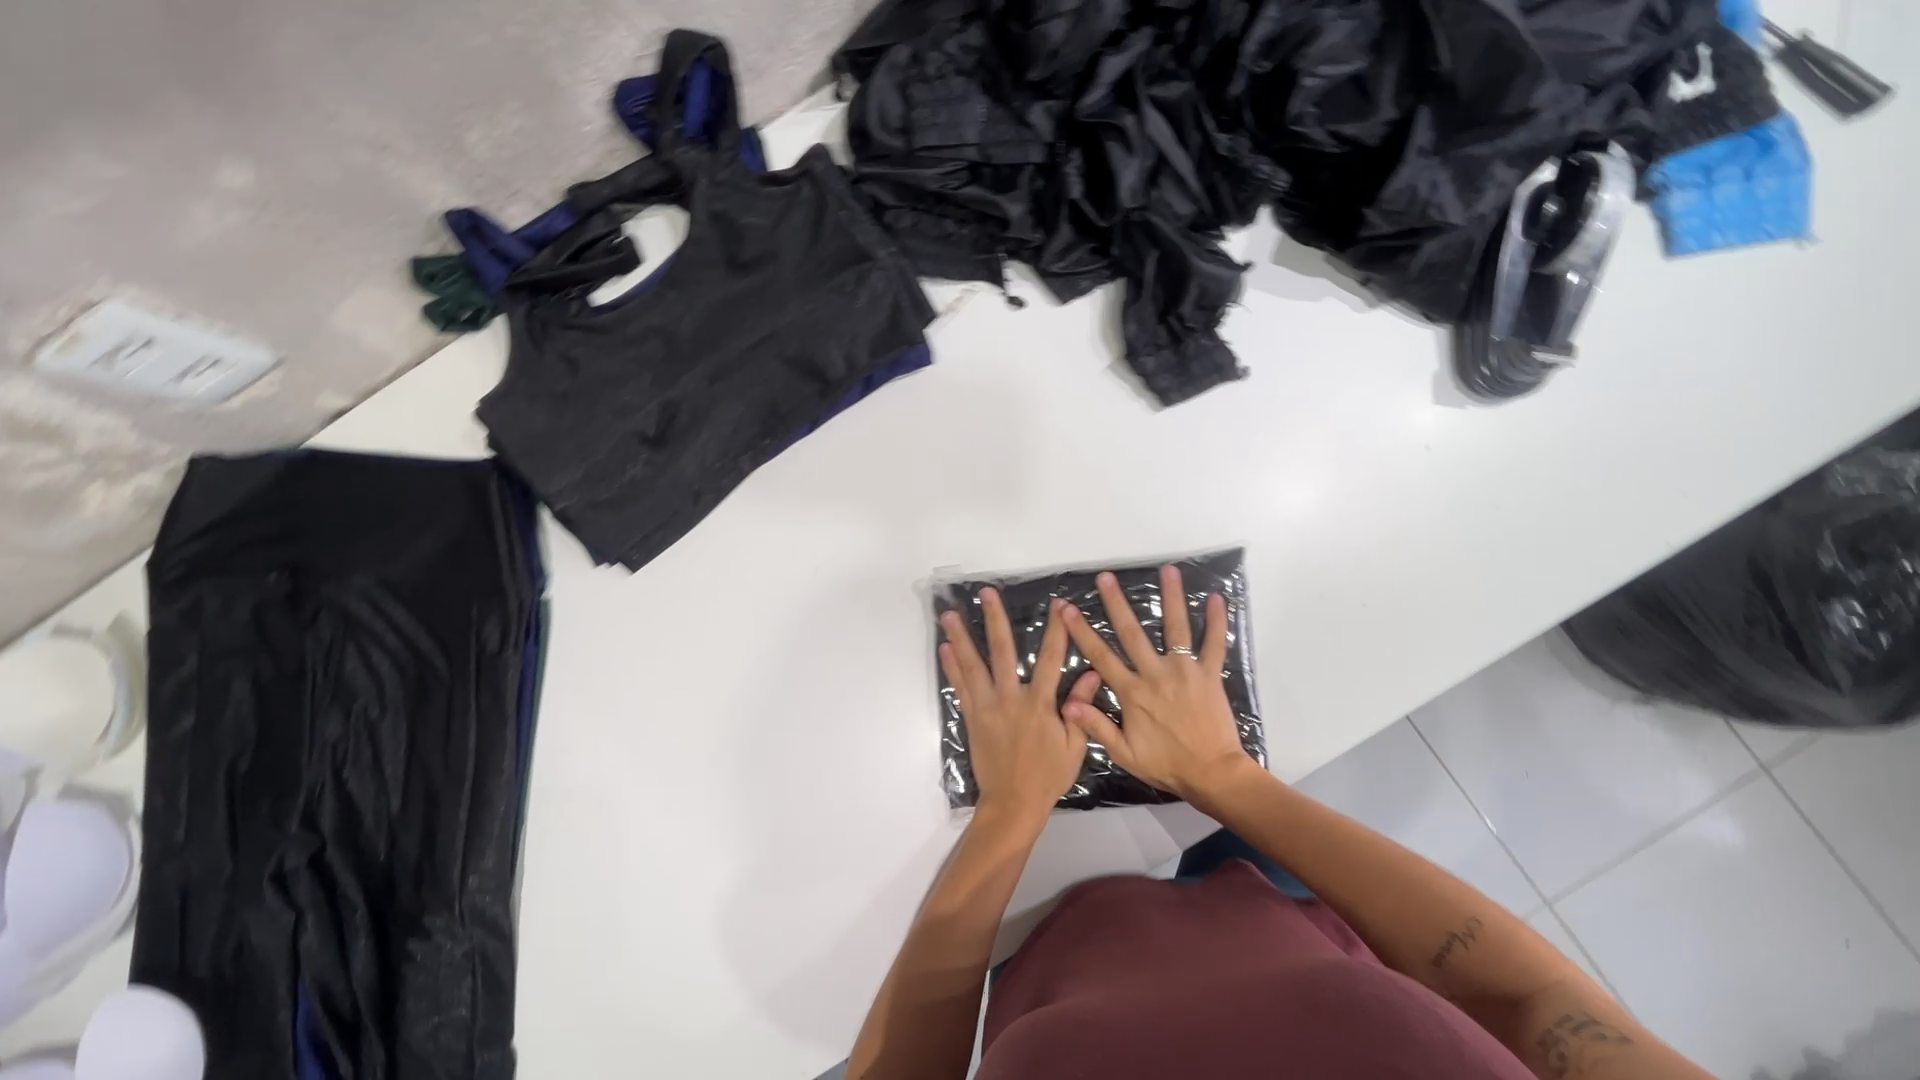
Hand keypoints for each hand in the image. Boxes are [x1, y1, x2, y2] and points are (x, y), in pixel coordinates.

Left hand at [940, 589, 1101, 824]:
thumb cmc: (1048, 776)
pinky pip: (960, 687)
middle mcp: (1011, 698)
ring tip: (949, 614)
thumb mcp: (1074, 745)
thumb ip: (1080, 707)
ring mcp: (988, 707)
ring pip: (973, 665)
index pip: (1051, 659)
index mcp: (1040, 704)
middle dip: (995, 620)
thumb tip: (1092, 674)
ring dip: (961, 638)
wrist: (1013, 802)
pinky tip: (945, 647)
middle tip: (986, 593)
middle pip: (1003, 651)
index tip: (1058, 605)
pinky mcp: (972, 718)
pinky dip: (952, 666)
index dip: (1056, 630)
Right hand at [1058, 565, 1257, 802]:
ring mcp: (1185, 672)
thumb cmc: (1166, 765)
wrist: (1213, 774)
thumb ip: (1097, 726)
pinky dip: (1218, 621)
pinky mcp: (1210, 675)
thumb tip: (1067, 705)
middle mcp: (1156, 675)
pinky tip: (1217, 598)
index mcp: (1132, 693)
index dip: (1082, 632)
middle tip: (1105, 577)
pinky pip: (1215, 644)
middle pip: (1133, 633)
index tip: (1068, 609)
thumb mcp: (1124, 753)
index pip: (1101, 656)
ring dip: (1171, 597)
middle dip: (1117, 603)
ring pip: (1176, 628)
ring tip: (1168, 570)